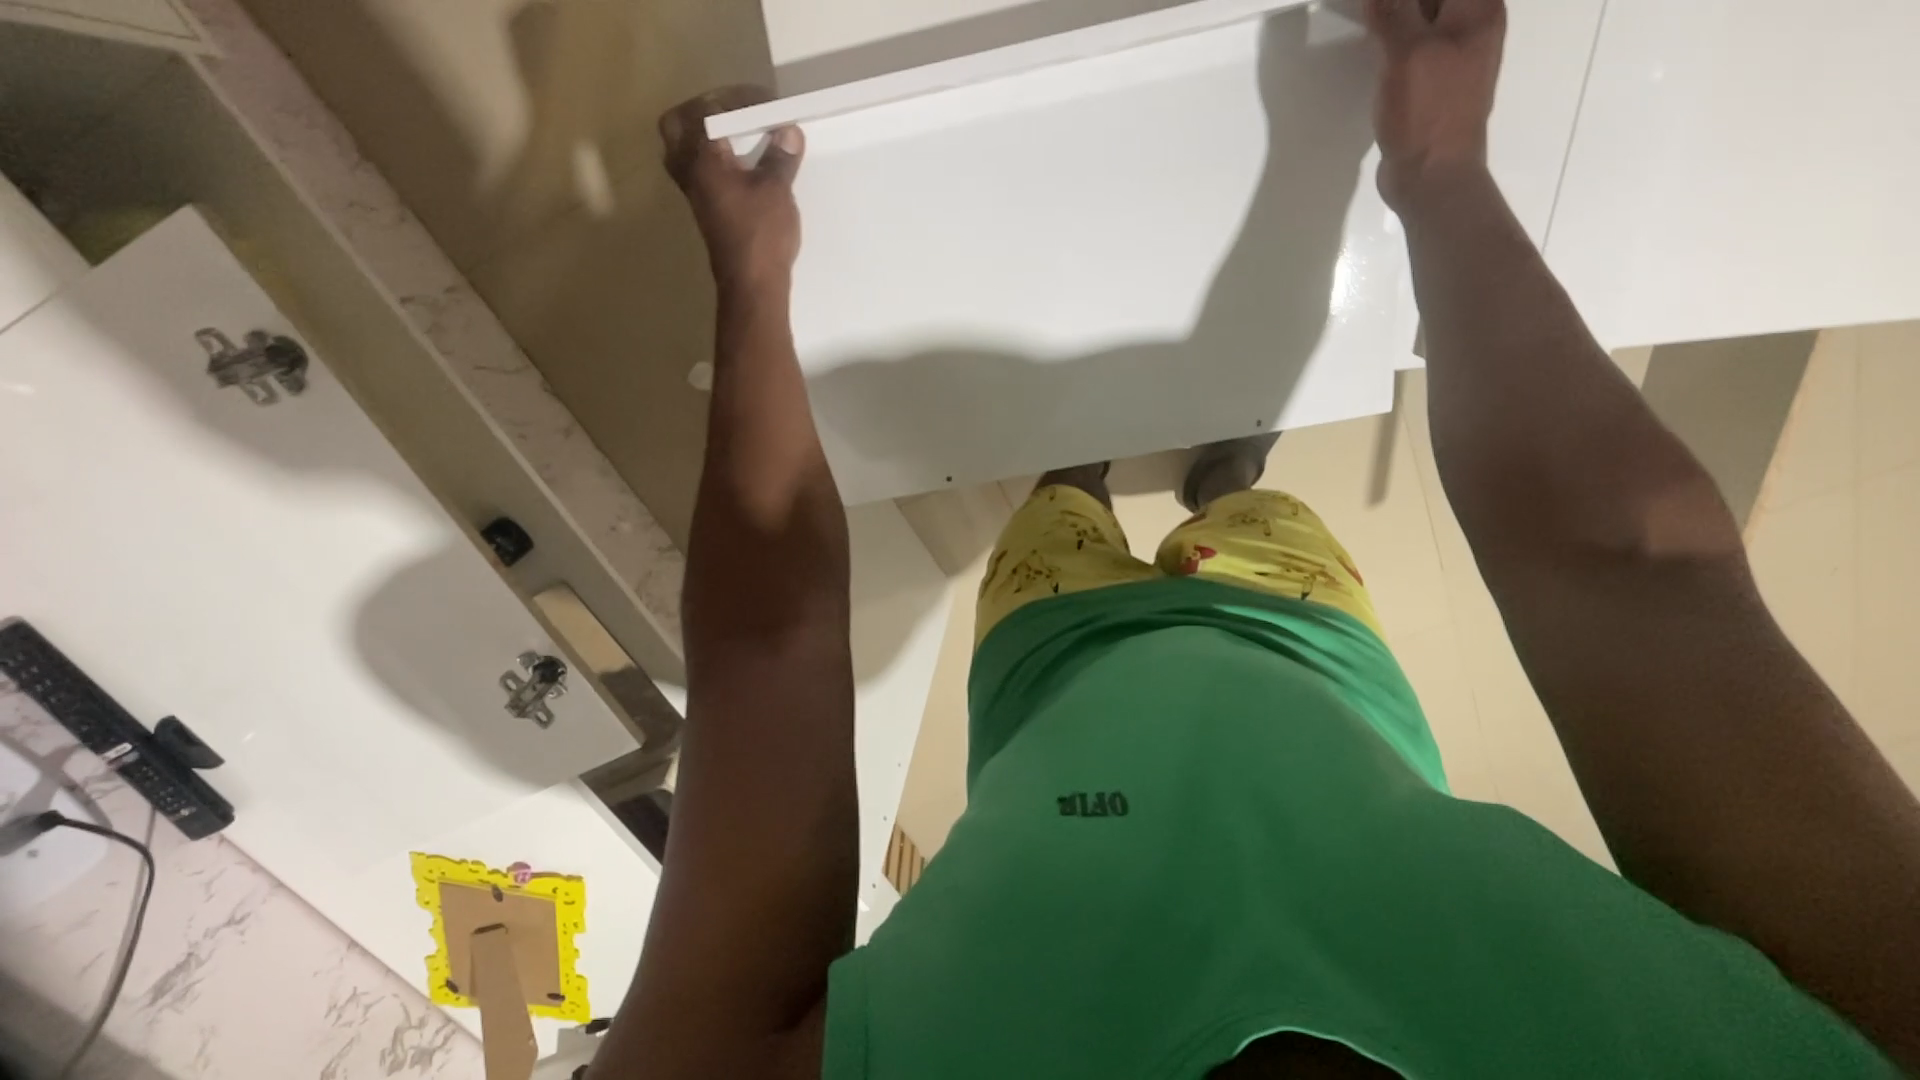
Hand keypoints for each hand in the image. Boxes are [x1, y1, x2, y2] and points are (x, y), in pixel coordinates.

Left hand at [660, 88, 805, 293]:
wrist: (752, 285)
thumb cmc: (761, 234)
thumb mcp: (777, 190)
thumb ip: (781, 157)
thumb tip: (788, 131)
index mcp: (702, 160)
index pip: (708, 111)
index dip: (737, 100)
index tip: (767, 105)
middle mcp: (689, 172)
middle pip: (677, 126)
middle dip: (704, 111)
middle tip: (736, 112)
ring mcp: (695, 193)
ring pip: (685, 150)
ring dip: (708, 136)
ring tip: (740, 135)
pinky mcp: (706, 210)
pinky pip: (700, 170)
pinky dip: (716, 158)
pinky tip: (743, 164)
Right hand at [1364, 0, 1506, 209]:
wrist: (1432, 176)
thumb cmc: (1427, 111)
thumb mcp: (1407, 53)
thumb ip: (1393, 11)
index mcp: (1478, 9)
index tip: (1381, 3)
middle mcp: (1473, 25)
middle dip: (1400, 2)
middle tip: (1371, 8)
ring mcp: (1454, 56)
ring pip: (1425, 17)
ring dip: (1396, 14)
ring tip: (1368, 18)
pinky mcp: (1433, 83)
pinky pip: (1415, 45)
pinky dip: (1395, 40)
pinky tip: (1373, 48)